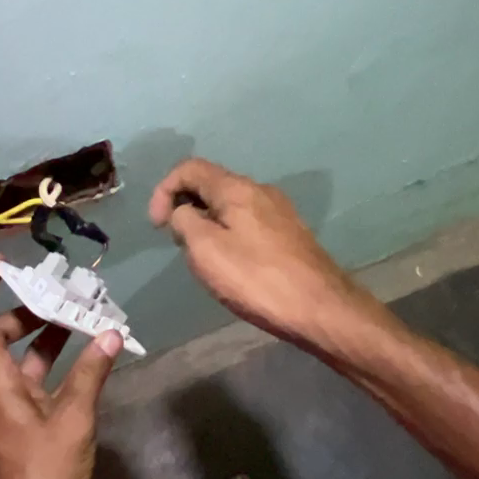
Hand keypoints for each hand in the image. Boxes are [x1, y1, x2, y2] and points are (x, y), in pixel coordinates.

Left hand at [0, 258, 121, 478]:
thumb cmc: (43, 472)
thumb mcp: (73, 420)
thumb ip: (90, 374)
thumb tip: (111, 333)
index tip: (2, 263)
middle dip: (26, 308)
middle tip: (59, 291)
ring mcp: (4, 406)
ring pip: (17, 356)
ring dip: (43, 334)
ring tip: (77, 315)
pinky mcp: (19, 422)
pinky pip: (30, 378)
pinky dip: (51, 362)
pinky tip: (82, 356)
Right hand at [148, 157, 374, 342]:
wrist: (322, 309)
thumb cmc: (256, 279)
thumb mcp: (205, 250)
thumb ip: (184, 221)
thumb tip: (184, 213)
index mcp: (236, 188)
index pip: (189, 168)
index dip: (164, 190)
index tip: (157, 226)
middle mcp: (259, 190)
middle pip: (211, 183)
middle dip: (185, 206)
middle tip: (178, 242)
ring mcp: (279, 211)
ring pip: (229, 204)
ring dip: (206, 222)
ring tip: (203, 256)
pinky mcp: (290, 234)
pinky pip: (247, 221)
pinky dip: (228, 233)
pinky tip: (232, 264)